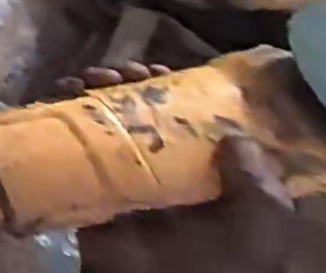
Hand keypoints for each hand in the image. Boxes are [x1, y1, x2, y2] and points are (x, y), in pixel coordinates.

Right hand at [60, 63, 290, 272]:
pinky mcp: (80, 159)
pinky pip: (68, 121)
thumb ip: (263, 199)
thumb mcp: (253, 241)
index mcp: (204, 174)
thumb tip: (238, 136)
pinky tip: (65, 89)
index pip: (192, 120)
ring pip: (104, 106)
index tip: (165, 72)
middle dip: (130, 79)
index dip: (180, 91)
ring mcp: (117, 158)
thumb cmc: (205, 266)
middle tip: (123, 71)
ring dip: (96, 83)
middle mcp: (161, 159)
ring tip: (93, 77)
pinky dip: (62, 98)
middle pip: (142, 105)